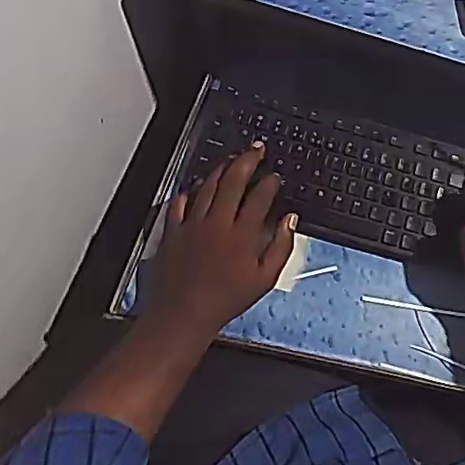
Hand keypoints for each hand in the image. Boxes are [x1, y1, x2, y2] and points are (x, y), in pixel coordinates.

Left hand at [148, 141, 297, 333]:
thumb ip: (281, 246)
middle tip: (256, 150)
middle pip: (233, 180)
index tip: (275, 177)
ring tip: (231, 159)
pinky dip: (190, 189)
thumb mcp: (265, 279)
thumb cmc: (224, 300)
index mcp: (242, 235)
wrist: (183, 314)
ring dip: (221, 168)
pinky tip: (197, 185)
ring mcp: (193, 224)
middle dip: (247, 160)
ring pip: (207, 185)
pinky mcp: (174, 230)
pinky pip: (181, 201)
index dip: (270, 183)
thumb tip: (290, 222)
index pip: (260, 197)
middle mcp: (217, 224)